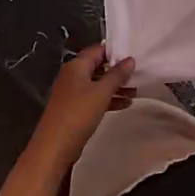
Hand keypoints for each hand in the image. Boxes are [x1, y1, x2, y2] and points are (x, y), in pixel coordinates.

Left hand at [25, 45, 135, 170]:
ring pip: (97, 84)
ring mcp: (72, 93)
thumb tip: (130, 59)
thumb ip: (117, 75)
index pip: (97, 50)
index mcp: (76, 66)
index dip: (115, 51)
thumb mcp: (102, 92)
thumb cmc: (79, 113)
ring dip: (115, 86)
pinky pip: (94, 98)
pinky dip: (108, 99)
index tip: (134, 54)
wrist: (55, 145)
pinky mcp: (74, 108)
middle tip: (138, 74)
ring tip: (136, 91)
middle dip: (117, 70)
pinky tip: (125, 104)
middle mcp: (72, 76)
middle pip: (98, 66)